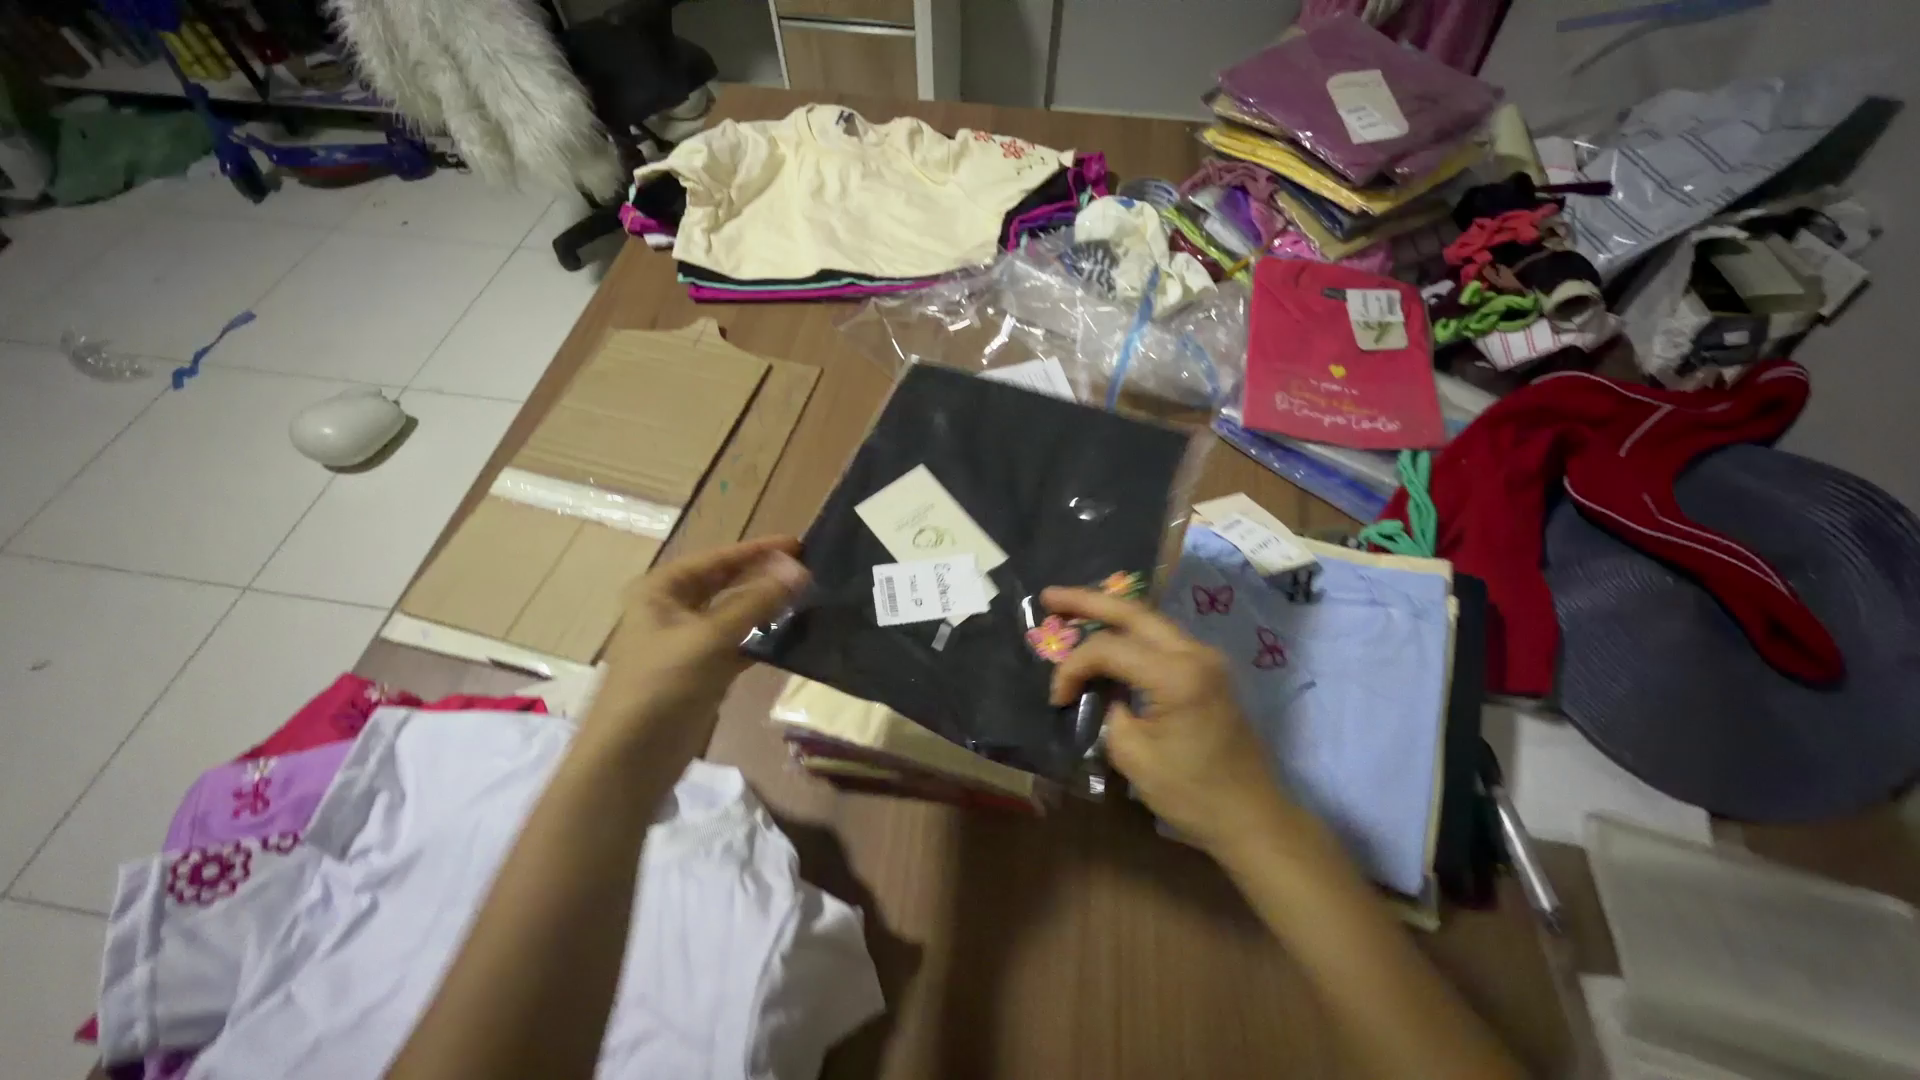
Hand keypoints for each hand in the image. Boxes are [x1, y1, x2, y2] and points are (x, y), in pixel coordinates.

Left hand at [585, 536, 808, 760]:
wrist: (632, 758)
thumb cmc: (662, 685)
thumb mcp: (710, 637)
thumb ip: (757, 602)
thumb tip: (799, 569)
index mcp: (661, 590)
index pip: (717, 559)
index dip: (758, 551)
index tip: (799, 544)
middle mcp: (672, 610)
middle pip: (726, 584)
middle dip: (763, 577)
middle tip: (807, 571)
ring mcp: (688, 643)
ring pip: (735, 615)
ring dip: (766, 609)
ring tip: (807, 599)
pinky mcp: (703, 673)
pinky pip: (738, 645)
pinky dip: (762, 640)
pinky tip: (792, 636)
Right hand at [1043, 586, 1304, 858]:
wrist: (1251, 818)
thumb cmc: (1191, 793)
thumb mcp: (1132, 755)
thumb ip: (1107, 710)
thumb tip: (1099, 692)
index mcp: (1177, 674)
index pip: (1109, 648)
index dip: (1073, 667)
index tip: (1056, 698)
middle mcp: (1195, 653)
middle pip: (1133, 612)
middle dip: (1088, 600)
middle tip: (1049, 596)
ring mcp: (1207, 659)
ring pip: (1150, 621)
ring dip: (1110, 613)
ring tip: (1071, 608)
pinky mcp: (1208, 672)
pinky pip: (1162, 640)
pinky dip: (1130, 634)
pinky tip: (1107, 635)